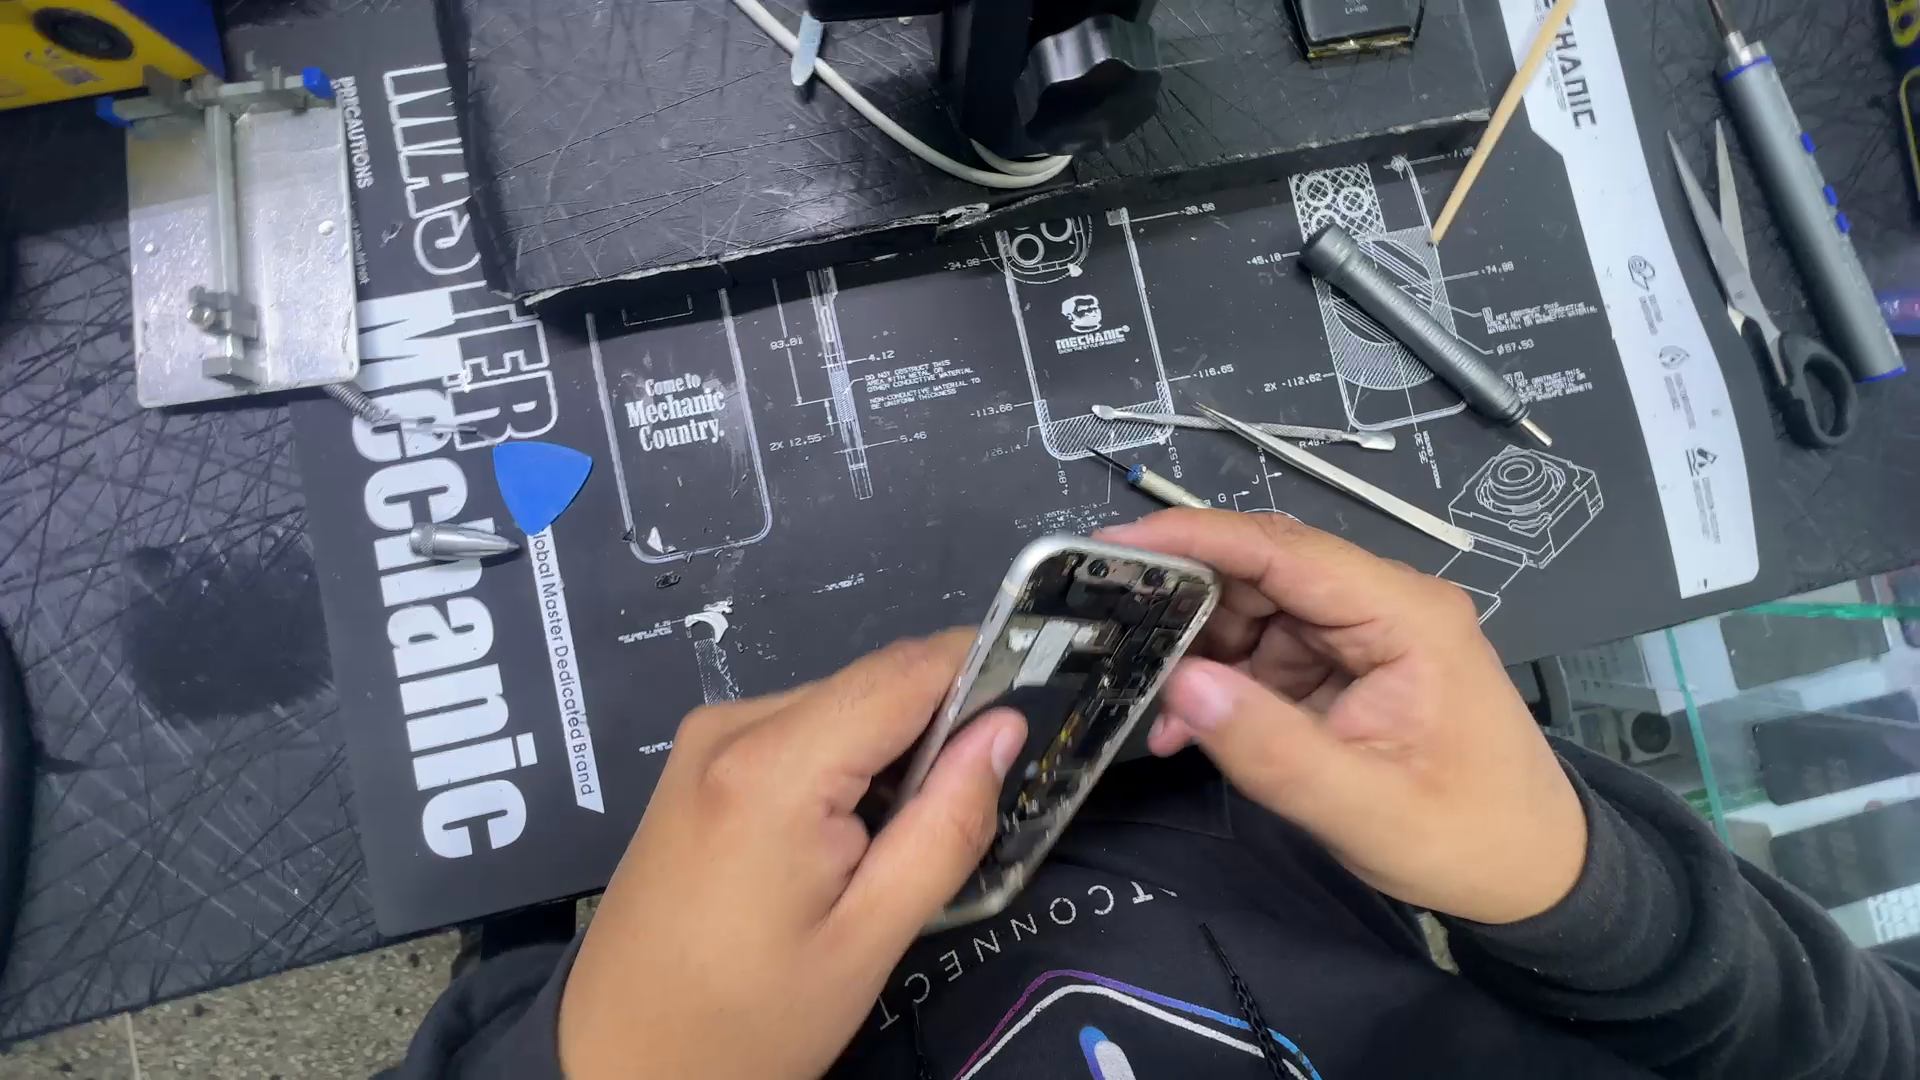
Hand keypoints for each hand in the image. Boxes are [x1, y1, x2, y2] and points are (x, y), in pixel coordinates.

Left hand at [558, 632, 1024, 1079]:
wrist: (611, 1065)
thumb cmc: (748, 1022)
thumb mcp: (871, 937)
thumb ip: (949, 822)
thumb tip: (1004, 728)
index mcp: (774, 765)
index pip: (904, 671)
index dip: (973, 668)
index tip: (1023, 702)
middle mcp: (734, 723)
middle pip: (873, 684)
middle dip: (932, 724)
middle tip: (956, 806)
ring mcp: (709, 734)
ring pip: (842, 702)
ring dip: (887, 746)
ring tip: (888, 836)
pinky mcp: (700, 754)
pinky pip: (803, 724)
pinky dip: (844, 757)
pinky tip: (838, 830)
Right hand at [1097, 510, 1586, 924]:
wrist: (1532, 872)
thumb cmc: (1468, 838)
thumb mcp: (1363, 809)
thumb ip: (1270, 749)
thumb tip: (1181, 682)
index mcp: (1401, 615)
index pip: (1283, 549)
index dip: (1195, 536)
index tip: (1118, 539)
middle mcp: (1376, 603)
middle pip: (1256, 572)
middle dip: (1183, 601)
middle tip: (1114, 630)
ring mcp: (1352, 628)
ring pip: (1246, 608)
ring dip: (1195, 652)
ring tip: (1156, 703)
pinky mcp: (1334, 656)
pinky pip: (1255, 649)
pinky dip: (1216, 682)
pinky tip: (1188, 725)